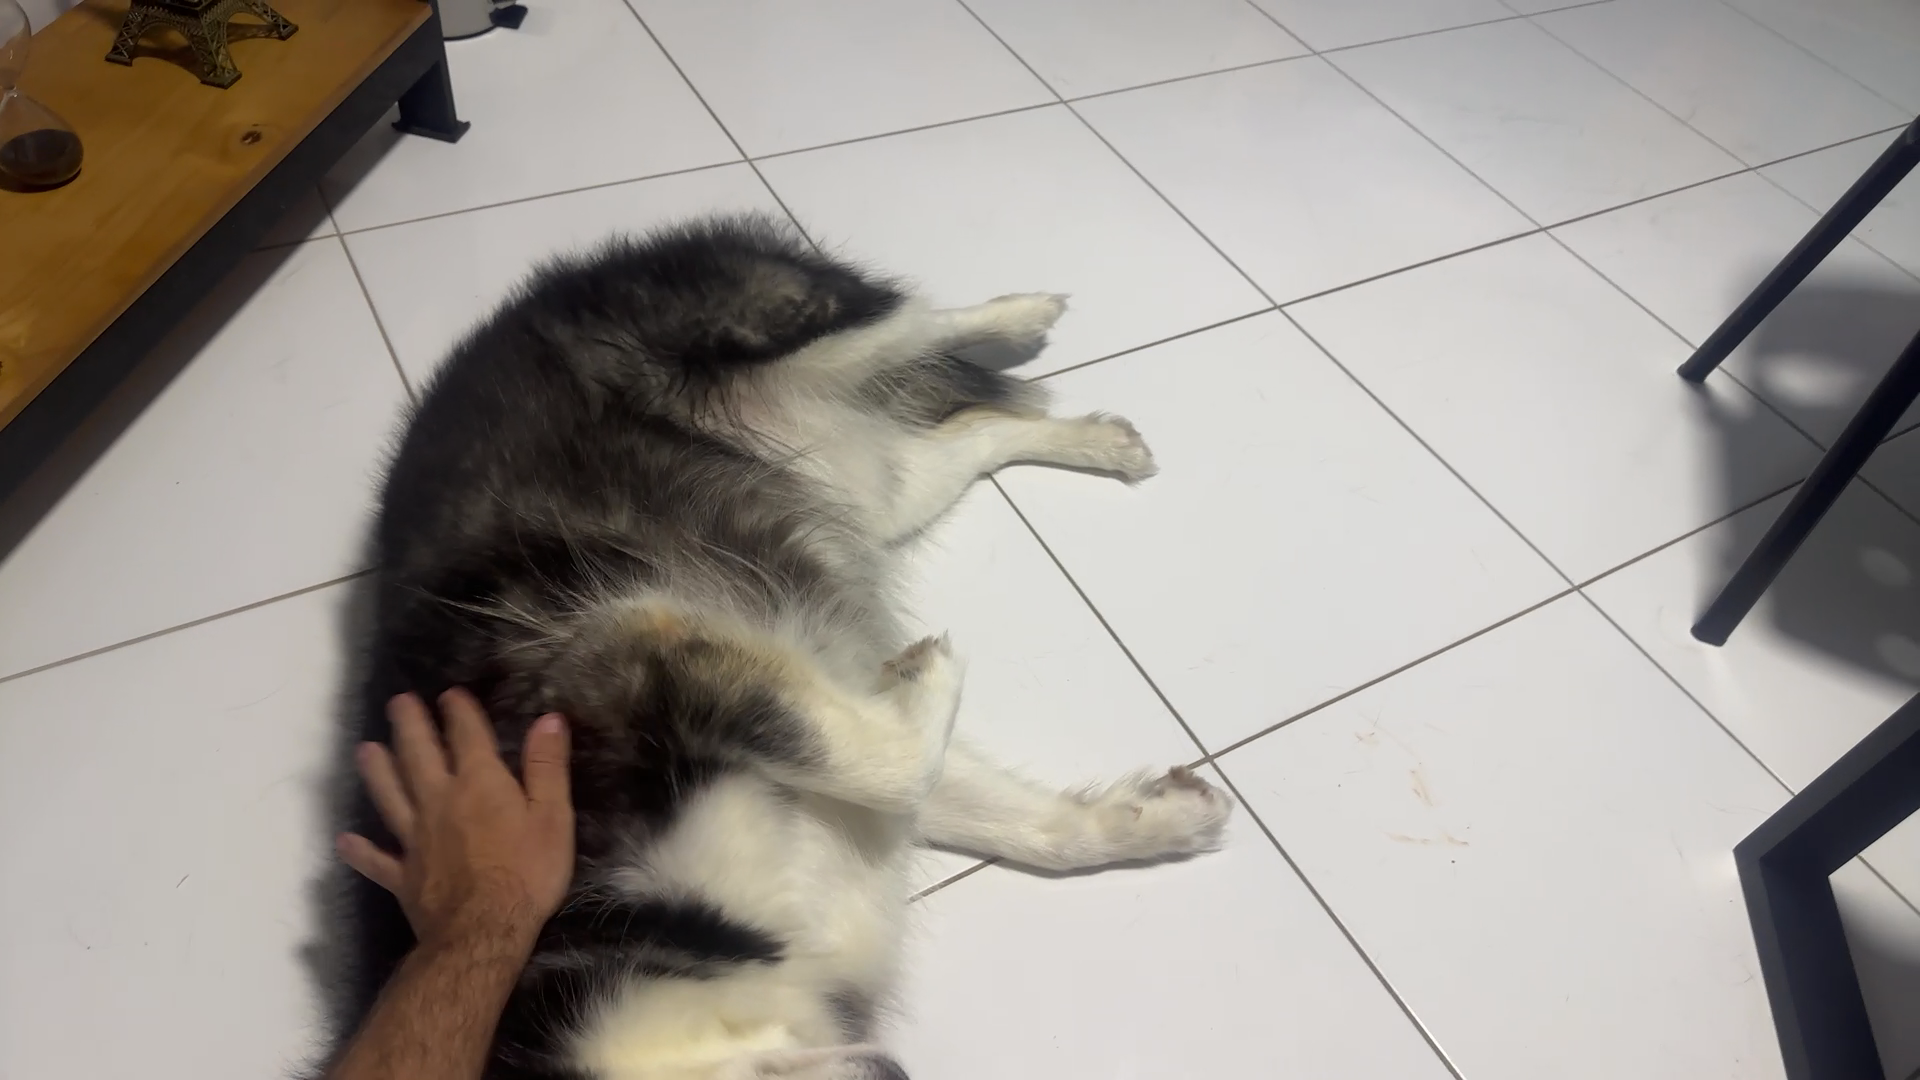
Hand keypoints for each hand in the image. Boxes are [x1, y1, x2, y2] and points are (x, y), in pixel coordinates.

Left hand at [337, 689, 574, 953]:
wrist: (483, 933)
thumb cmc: (527, 869)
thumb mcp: (552, 813)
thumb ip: (547, 766)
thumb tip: (548, 719)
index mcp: (479, 785)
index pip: (467, 739)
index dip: (459, 714)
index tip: (450, 694)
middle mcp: (440, 803)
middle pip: (420, 758)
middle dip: (410, 728)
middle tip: (397, 703)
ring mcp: (416, 841)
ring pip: (391, 798)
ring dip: (378, 772)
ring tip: (365, 750)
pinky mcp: (404, 876)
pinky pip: (377, 859)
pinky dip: (361, 849)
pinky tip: (346, 841)